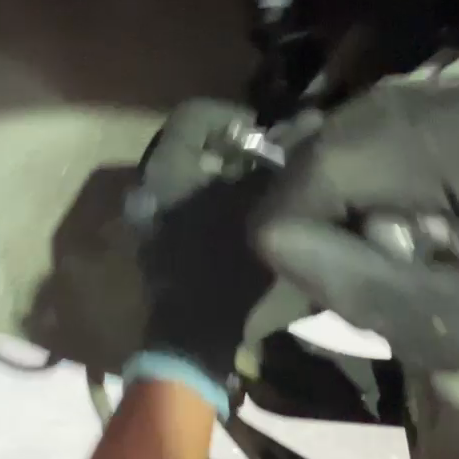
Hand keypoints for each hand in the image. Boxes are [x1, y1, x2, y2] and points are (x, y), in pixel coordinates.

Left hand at [125, 100, 274, 399]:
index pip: (195, 114)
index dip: (236, 117)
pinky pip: (188, 208)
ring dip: (229, 182)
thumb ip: (291, 165)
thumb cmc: (233, 275)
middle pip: (195, 147)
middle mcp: (150, 187)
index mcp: (168, 171)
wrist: (194, 344)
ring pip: (193, 180)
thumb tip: (309, 122)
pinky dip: (216, 208)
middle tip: (276, 169)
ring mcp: (149, 218)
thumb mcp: (273, 214)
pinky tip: (251, 227)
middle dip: (238, 153)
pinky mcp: (156, 246)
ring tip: (270, 199)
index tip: (270, 139)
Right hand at [252, 81, 458, 437]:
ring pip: (343, 128)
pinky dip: (355, 172)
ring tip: (368, 240)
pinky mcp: (458, 99)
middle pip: (333, 137)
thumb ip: (353, 283)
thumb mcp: (450, 328)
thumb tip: (268, 237)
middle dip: (310, 203)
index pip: (334, 162)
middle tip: (328, 261)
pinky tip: (384, 212)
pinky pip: (370, 127)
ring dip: (331, 188)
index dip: (289, 214)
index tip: (281, 267)